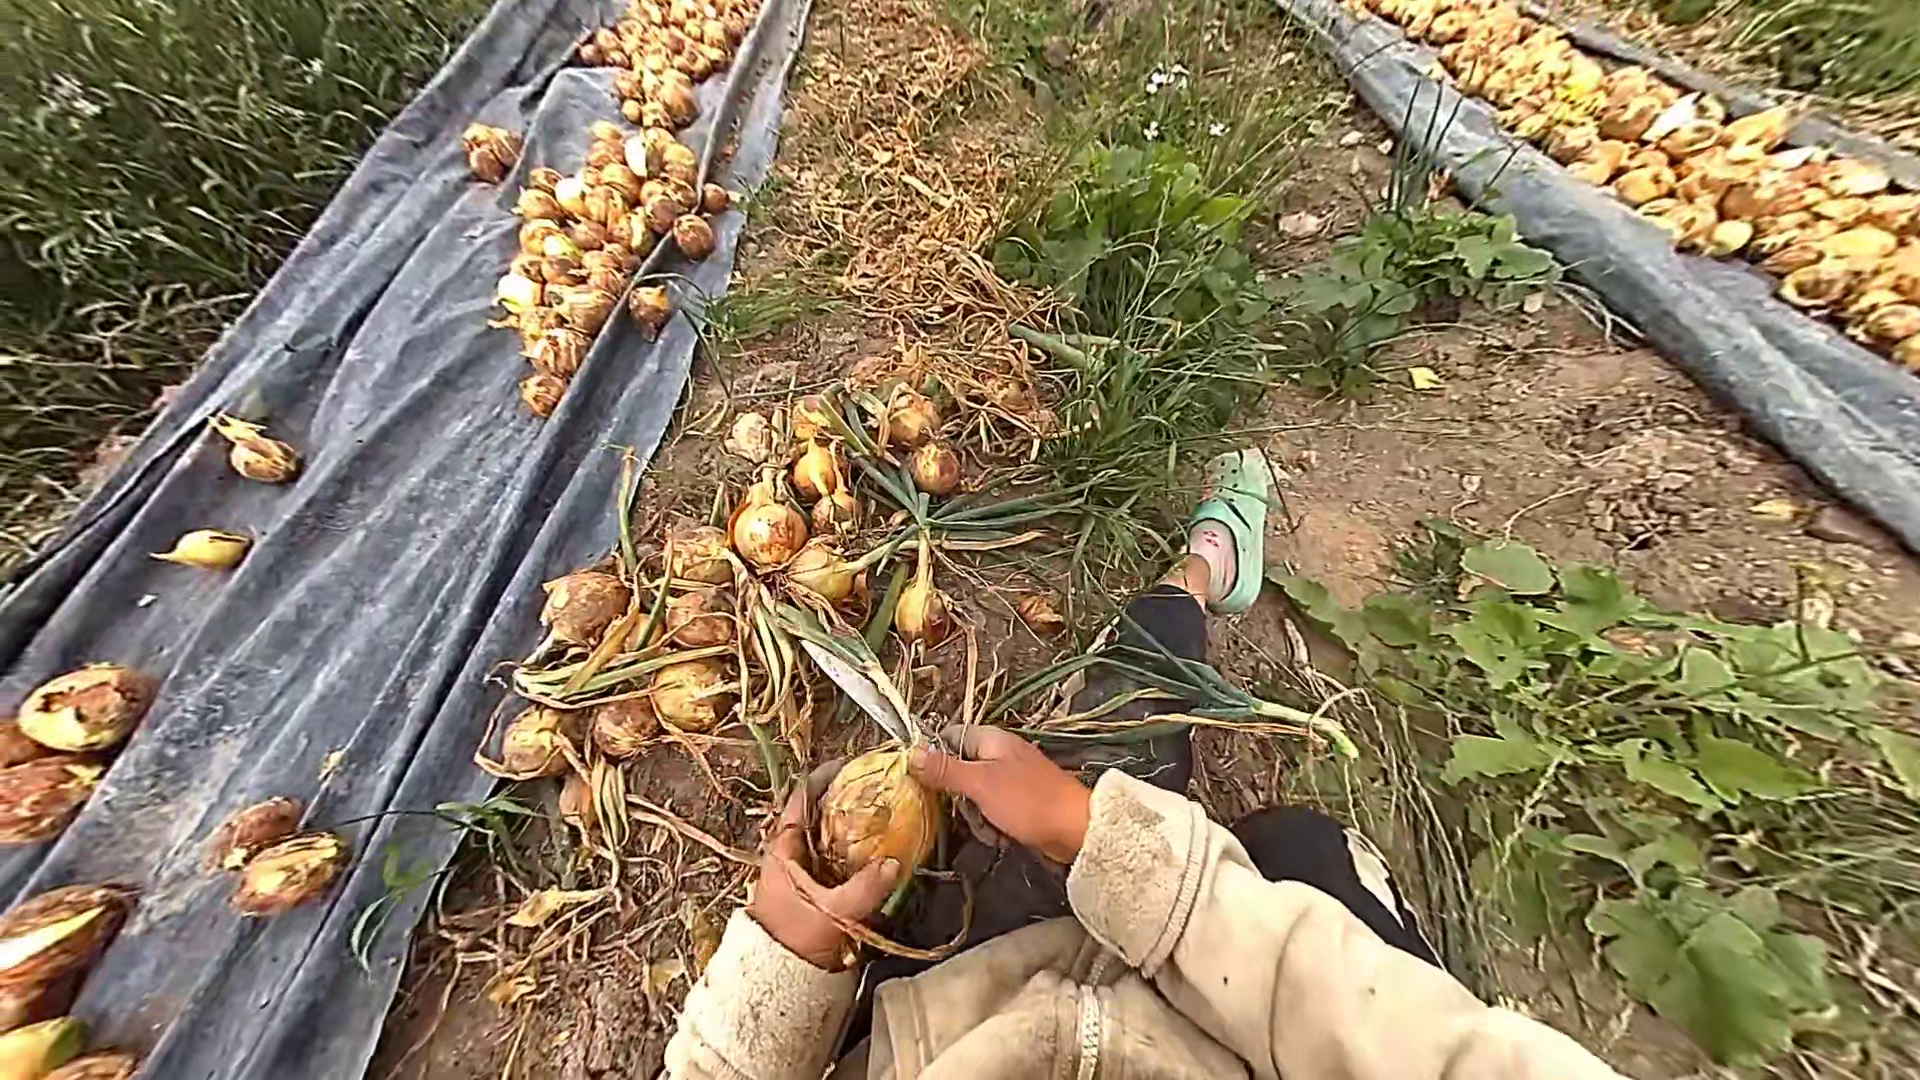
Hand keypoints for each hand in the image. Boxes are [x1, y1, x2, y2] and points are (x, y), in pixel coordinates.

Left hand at [747, 763, 902, 970]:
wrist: (775, 982)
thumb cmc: (794, 940)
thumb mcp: (831, 913)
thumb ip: (864, 888)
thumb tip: (895, 863)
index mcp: (784, 846)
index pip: (802, 795)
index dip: (826, 775)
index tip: (854, 765)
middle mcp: (788, 849)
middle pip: (818, 809)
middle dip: (845, 795)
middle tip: (876, 786)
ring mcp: (798, 866)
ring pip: (825, 830)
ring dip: (849, 820)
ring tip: (880, 810)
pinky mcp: (808, 883)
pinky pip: (831, 851)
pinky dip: (850, 843)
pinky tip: (872, 846)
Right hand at [910, 726, 1090, 863]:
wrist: (1075, 830)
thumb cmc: (1028, 800)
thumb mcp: (980, 783)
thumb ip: (945, 769)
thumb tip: (911, 754)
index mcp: (990, 739)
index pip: (949, 737)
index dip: (935, 756)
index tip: (925, 779)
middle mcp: (998, 754)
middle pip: (959, 770)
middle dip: (960, 797)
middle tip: (970, 809)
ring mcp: (1009, 779)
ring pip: (973, 796)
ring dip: (978, 816)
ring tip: (993, 826)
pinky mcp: (1018, 802)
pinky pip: (991, 811)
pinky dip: (994, 825)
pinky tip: (1003, 835)